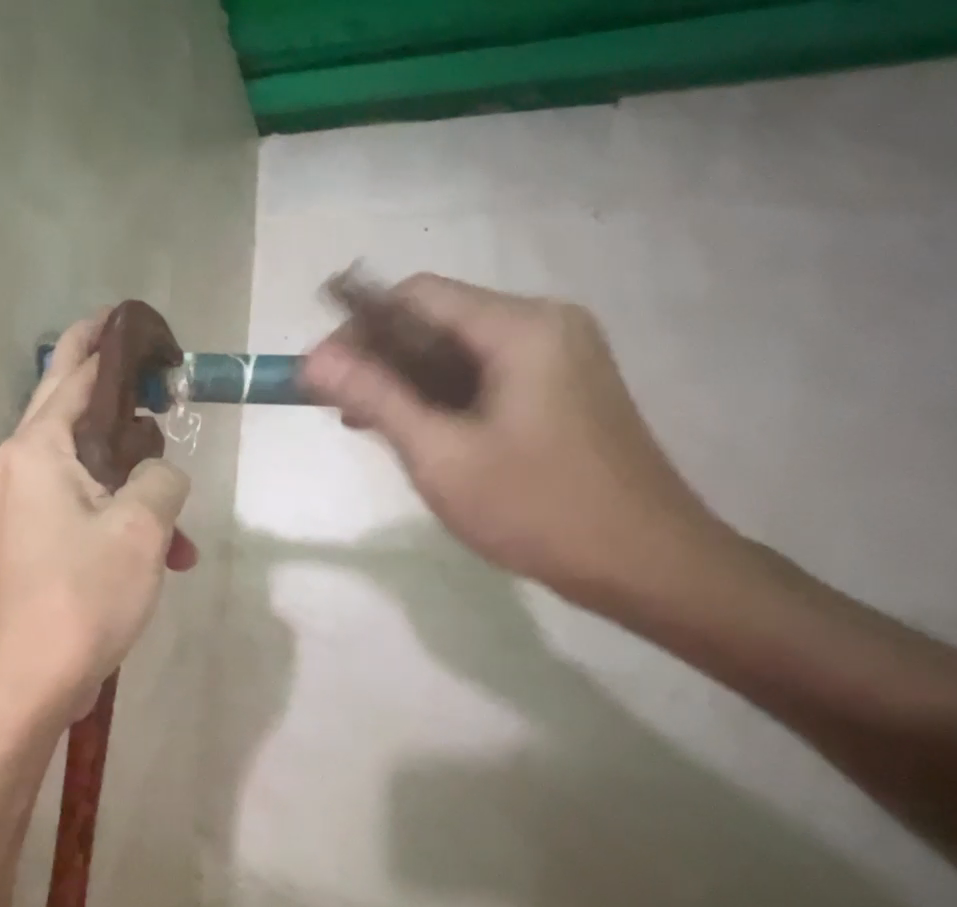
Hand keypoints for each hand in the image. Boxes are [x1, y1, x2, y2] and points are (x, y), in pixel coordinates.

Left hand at [0, 311, 196, 728]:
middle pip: (71, 408)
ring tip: (182, 522)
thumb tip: (158, 473)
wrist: (27, 678)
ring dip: (137, 484)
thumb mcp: (141, 527)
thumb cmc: (82, 594)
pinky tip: (165, 556)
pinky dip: (121, 520)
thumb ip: (161, 479)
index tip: (131, 319)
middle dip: (117, 394)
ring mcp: (21, 505)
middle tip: (157, 373)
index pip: (74, 373)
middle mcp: (19, 466)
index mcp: (36, 447)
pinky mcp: (31, 541)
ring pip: (88, 469)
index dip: (106, 343)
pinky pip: (83, 508)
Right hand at [303, 273, 718, 599]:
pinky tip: (413, 429)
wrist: (644, 561)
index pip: (415, 296)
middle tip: (335, 405)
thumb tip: (312, 360)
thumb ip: (376, 398)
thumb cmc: (536, 508)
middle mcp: (544, 323)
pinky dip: (441, 392)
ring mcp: (560, 354)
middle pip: (437, 316)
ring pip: (457, 346)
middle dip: (378, 354)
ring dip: (405, 376)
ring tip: (364, 422)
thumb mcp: (440, 455)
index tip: (317, 376)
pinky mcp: (563, 384)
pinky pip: (484, 370)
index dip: (356, 328)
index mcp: (520, 328)